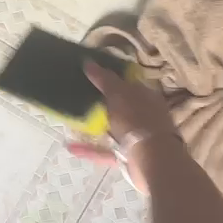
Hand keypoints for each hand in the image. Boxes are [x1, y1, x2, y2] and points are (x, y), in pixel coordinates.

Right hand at [65, 59, 182, 195]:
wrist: (152, 161)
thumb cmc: (138, 121)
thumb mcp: (119, 94)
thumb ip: (104, 79)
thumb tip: (88, 61)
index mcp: (146, 97)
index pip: (128, 83)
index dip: (110, 78)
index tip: (89, 75)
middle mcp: (144, 116)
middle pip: (120, 106)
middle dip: (100, 103)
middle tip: (76, 96)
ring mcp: (136, 137)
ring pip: (111, 128)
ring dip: (93, 126)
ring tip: (71, 121)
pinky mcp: (127, 155)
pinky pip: (104, 149)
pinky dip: (88, 148)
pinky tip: (70, 147)